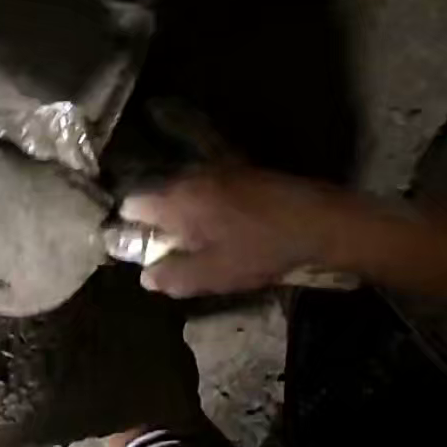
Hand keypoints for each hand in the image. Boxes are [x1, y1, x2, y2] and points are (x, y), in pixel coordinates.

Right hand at [120, 166, 344, 296]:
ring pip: (185, 192)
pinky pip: (209, 189)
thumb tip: (146, 277)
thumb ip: (175, 276)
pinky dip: (207, 208)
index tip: (138, 250)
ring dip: (184, 216)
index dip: (128, 228)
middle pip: (158, 196)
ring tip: (200, 245)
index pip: (132, 204)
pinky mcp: (242, 172)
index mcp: (179, 198)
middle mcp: (194, 176)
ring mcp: (220, 169)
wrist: (318, 220)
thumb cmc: (261, 249)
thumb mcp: (215, 274)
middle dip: (157, 224)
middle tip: (170, 253)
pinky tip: (225, 229)